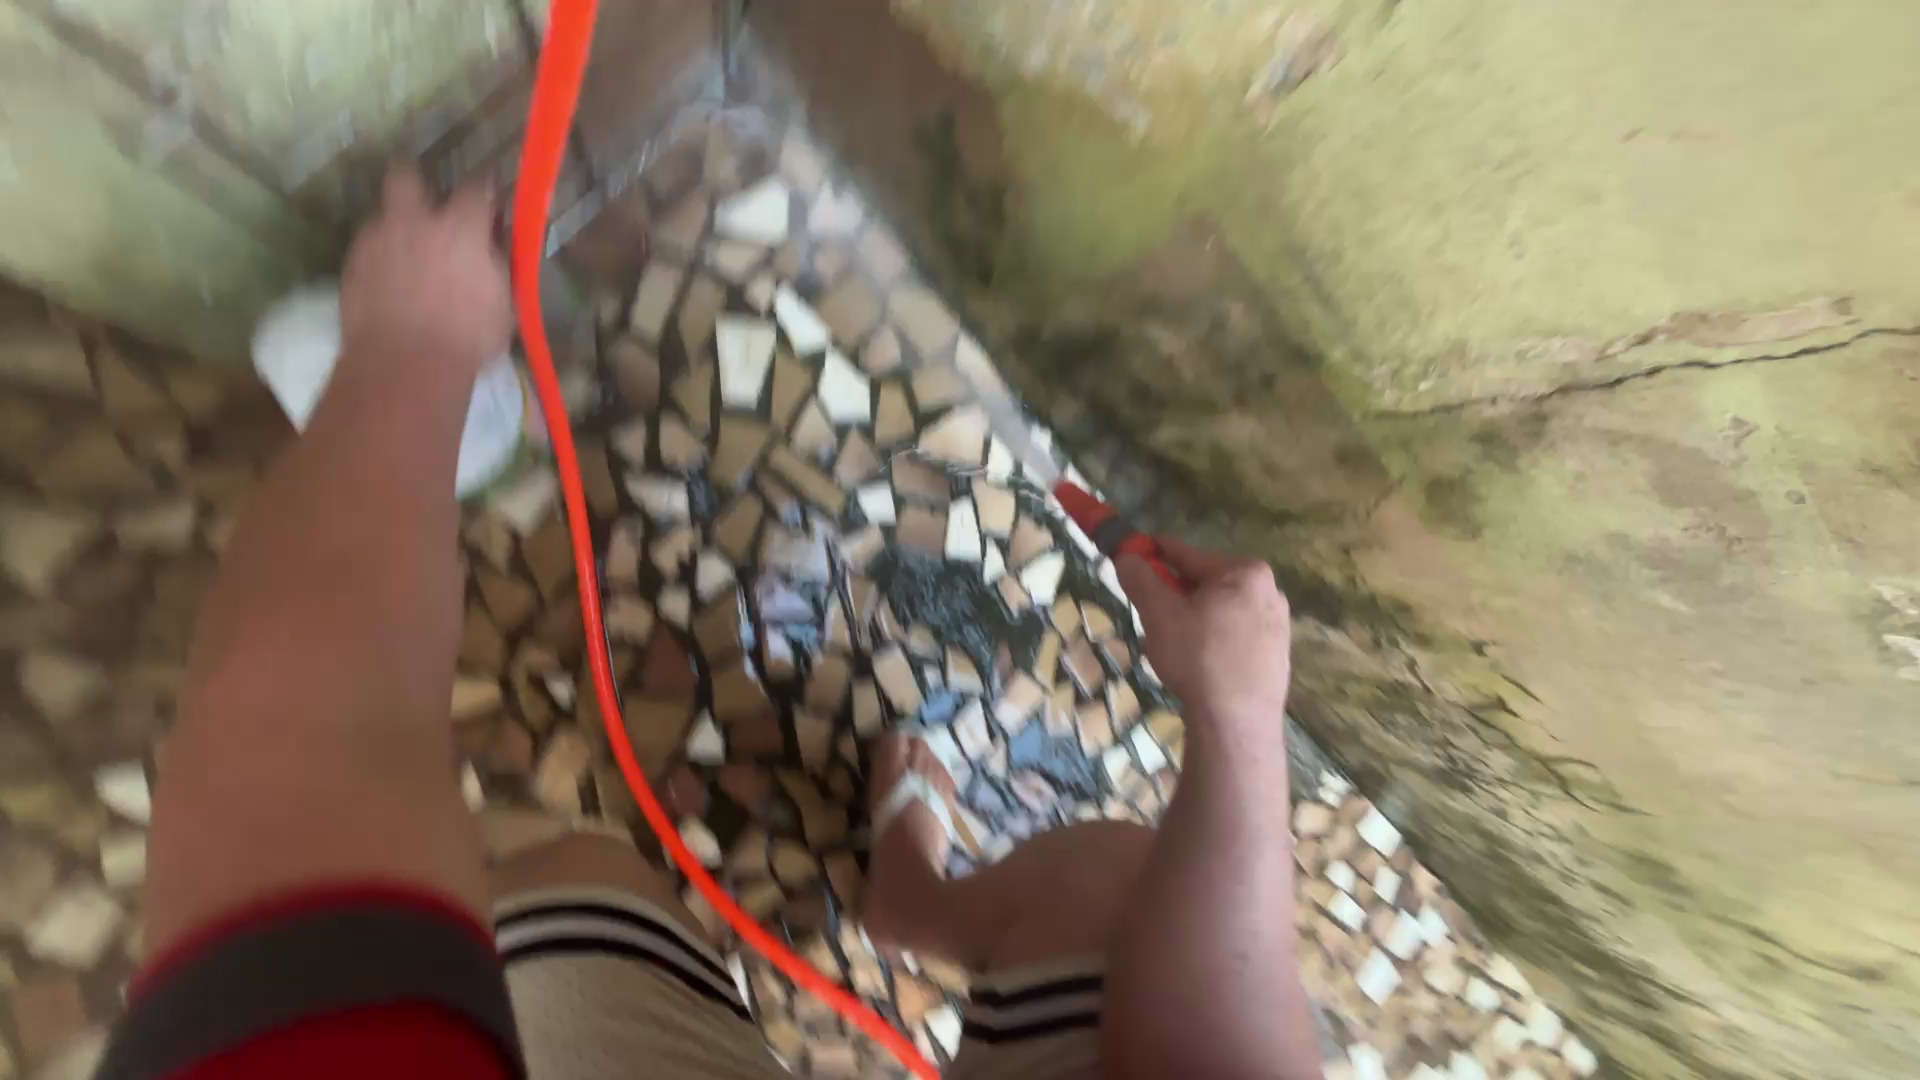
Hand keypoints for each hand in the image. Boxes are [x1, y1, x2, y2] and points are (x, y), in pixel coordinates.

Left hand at [340, 166, 510, 371]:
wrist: (406, 361)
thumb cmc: (469, 336)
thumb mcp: (504, 302)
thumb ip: (498, 265)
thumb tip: (496, 246)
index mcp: (460, 229)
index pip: (476, 187)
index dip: (486, 188)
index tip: (493, 196)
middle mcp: (413, 221)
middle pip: (406, 173)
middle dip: (419, 179)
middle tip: (432, 199)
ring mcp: (376, 238)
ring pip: (386, 214)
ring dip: (402, 226)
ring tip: (415, 253)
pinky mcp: (352, 262)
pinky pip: (372, 246)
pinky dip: (386, 255)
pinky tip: (397, 281)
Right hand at [1116, 538, 1291, 728]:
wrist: (1237, 723)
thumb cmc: (1198, 658)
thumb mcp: (1159, 614)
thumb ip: (1141, 579)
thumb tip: (1125, 556)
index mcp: (1244, 571)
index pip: (1187, 554)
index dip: (1153, 554)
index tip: (1130, 555)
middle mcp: (1269, 589)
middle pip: (1205, 581)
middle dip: (1175, 594)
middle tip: (1151, 616)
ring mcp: (1278, 623)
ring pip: (1219, 609)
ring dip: (1192, 617)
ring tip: (1174, 646)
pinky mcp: (1277, 652)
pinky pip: (1234, 632)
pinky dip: (1212, 638)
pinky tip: (1199, 663)